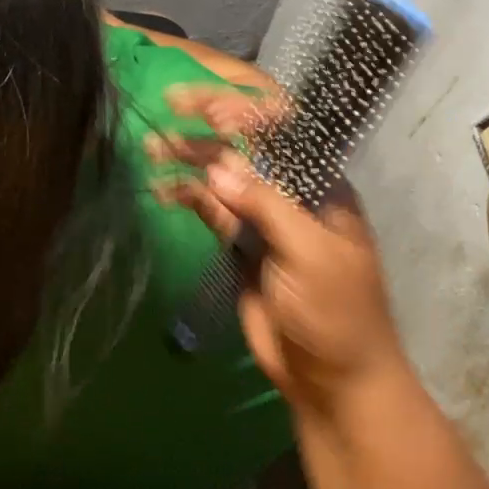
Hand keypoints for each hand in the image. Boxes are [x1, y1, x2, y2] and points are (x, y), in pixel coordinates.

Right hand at [152, 87, 406, 420]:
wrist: (333, 383)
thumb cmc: (337, 313)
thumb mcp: (310, 254)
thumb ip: (266, 206)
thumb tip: (217, 166)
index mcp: (322, 186)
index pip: (285, 130)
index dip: (247, 110)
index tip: (208, 107)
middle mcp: (291, 192)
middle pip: (247, 145)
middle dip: (210, 123)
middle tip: (170, 105)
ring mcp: (263, 217)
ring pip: (222, 174)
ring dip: (189, 156)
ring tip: (151, 146)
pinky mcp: (240, 244)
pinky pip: (210, 208)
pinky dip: (185, 193)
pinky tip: (160, 185)